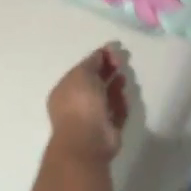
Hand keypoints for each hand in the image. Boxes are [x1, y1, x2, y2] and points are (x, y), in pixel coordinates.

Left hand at [46, 45, 129, 161]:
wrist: (87, 140)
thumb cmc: (80, 103)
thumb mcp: (83, 73)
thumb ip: (93, 61)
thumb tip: (103, 53)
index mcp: (66, 91)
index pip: (83, 70)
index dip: (98, 58)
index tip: (114, 51)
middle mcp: (77, 104)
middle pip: (96, 82)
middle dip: (109, 71)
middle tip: (121, 62)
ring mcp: (92, 117)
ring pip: (107, 97)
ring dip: (116, 86)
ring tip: (123, 79)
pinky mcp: (108, 129)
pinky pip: (117, 111)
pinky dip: (121, 104)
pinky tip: (124, 98)